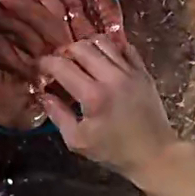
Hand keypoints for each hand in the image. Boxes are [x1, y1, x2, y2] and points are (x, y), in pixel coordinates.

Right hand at [38, 34, 182, 180]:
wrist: (154, 154)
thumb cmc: (114, 151)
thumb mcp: (78, 141)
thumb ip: (58, 115)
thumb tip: (44, 95)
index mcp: (93, 96)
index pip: (61, 66)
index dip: (45, 64)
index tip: (39, 69)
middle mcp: (111, 77)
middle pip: (81, 47)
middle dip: (64, 52)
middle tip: (59, 65)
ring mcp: (130, 72)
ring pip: (102, 42)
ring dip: (86, 47)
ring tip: (80, 60)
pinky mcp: (142, 72)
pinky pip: (124, 47)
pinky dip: (110, 48)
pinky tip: (103, 61)